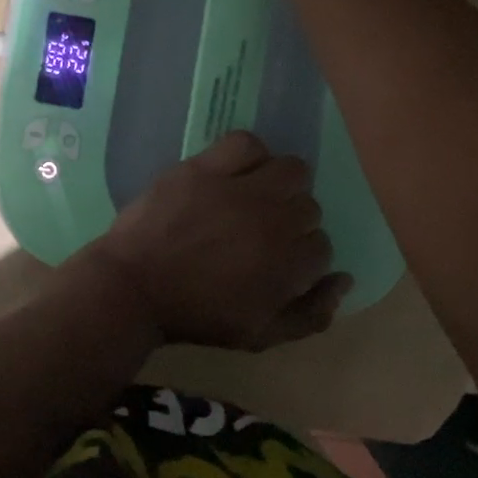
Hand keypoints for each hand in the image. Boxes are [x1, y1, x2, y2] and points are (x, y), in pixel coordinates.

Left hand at [83, 131, 351, 350]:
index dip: (303, 253)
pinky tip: (238, 170)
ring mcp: (237, 190)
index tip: (280, 258)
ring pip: (291, 169)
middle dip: (294, 220)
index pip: (323, 246)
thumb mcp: (260, 335)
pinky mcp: (205, 167)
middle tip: (264, 229)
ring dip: (282, 183)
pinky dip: (250, 154)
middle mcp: (271, 222)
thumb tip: (343, 279)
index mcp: (287, 266)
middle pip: (310, 206)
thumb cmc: (197, 315)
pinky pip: (246, 142)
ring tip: (257, 195)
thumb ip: (311, 314)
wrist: (134, 286)